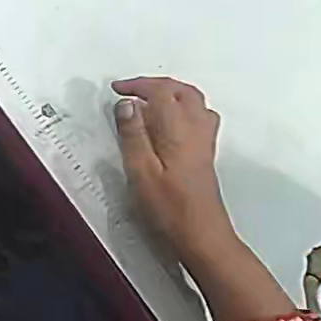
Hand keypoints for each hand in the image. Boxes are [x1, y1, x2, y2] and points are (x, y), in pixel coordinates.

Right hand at [112, 77, 239, 266]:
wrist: (202, 236)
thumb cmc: (169, 207)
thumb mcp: (140, 171)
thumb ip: (133, 135)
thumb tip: (127, 104)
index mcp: (179, 132)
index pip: (162, 93)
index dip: (138, 86)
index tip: (116, 89)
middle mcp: (196, 131)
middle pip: (184, 92)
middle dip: (157, 84)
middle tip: (132, 90)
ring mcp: (204, 143)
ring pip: (195, 104)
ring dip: (172, 94)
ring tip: (148, 101)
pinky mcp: (204, 155)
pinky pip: (198, 118)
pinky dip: (181, 109)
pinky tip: (166, 123)